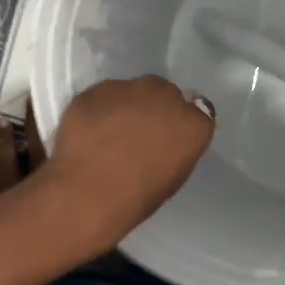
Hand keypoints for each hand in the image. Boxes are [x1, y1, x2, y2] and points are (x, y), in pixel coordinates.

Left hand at [41, 76, 214, 244]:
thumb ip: (176, 146)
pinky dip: (99, 109)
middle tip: (137, 132)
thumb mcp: (173, 175)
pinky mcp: (95, 90)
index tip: (167, 136)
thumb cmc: (137, 196)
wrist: (88, 190)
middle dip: (154, 106)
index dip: (179, 122)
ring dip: (125, 105)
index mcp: (193, 122)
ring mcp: (127, 88)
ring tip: (108, 132)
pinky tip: (88, 130)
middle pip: (164, 92)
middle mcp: (164, 96)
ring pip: (131, 90)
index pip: (197, 110)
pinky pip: (102, 96)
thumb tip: (167, 137)